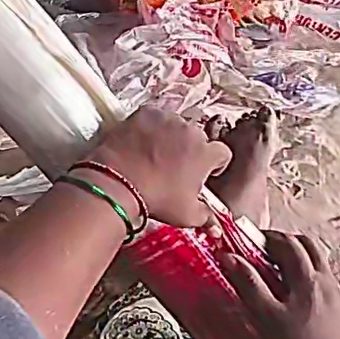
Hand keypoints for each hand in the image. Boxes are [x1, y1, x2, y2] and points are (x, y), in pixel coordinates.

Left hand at [79, 106, 230, 227]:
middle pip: (197, 136)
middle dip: (190, 148)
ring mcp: (166, 118)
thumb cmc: (157, 198)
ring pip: (175, 124)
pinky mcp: (145, 113)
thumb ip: (207, 216)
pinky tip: (142, 139)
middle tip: (175, 163)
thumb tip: (215, 226)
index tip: (201, 172)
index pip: (221, 153)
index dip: (212, 163)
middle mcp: (190, 130)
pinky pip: (154, 117)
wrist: (118, 181)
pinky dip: (150, 125)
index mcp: (206, 153)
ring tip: (155, 151)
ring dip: (170, 134)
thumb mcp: (187, 215)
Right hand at [220, 231, 339, 338]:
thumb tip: (229, 257)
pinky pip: (327, 284)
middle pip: (309, 247)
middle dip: (287, 243)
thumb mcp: (265, 316)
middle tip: (267, 251)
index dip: (268, 237)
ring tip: (280, 273)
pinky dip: (310, 279)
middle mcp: (328, 283)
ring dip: (300, 260)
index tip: (253, 241)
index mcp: (307, 279)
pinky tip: (298, 298)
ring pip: (320, 265)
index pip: (288, 243)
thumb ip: (248, 282)